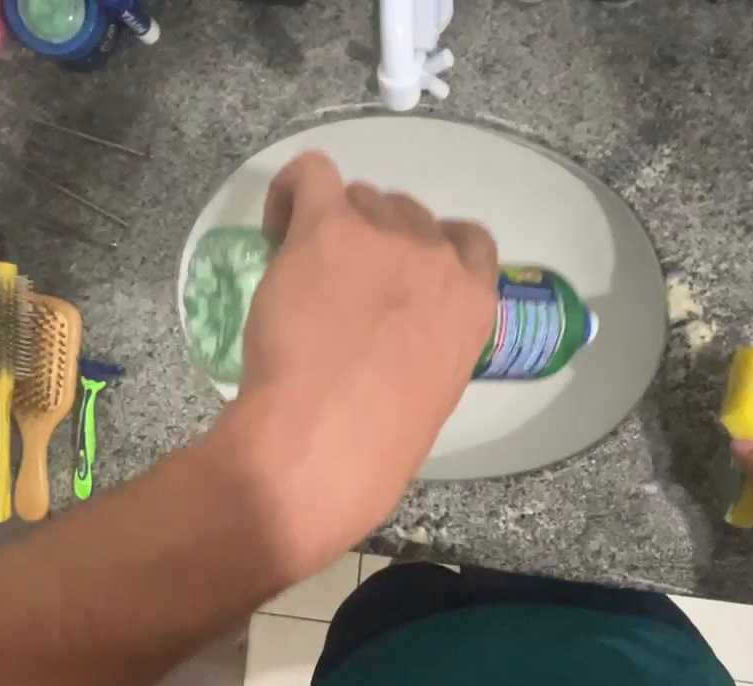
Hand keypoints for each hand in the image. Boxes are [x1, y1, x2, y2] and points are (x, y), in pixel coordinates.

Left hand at [218, 152, 498, 573]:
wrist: (327, 444)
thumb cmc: (378, 442)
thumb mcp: (432, 391)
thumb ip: (426, 343)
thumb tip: (392, 336)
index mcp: (474, 305)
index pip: (470, 243)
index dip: (429, 250)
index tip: (398, 278)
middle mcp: (437, 258)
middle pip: (406, 215)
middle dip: (375, 242)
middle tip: (340, 288)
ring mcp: (385, 236)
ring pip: (360, 199)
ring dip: (335, 227)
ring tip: (303, 277)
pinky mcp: (329, 226)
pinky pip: (312, 174)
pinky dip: (292, 194)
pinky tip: (277, 231)